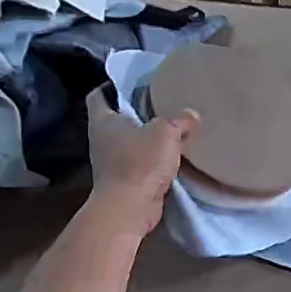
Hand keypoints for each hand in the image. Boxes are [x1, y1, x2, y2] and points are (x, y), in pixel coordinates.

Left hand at [84, 86, 196, 235]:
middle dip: (137, 112)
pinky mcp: (124, 179)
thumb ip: (179, 119)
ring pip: (130, 140)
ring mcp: (110, 161)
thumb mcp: (165, 132)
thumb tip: (191, 114)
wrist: (130, 207)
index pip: (98, 95)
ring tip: (172, 128)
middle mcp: (101, 139)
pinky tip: (173, 154)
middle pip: (117, 118)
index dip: (112, 86)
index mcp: (103, 121)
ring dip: (147, 136)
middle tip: (161, 103)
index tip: (133, 84)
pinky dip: (153, 157)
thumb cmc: (140, 162)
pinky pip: (139, 161)